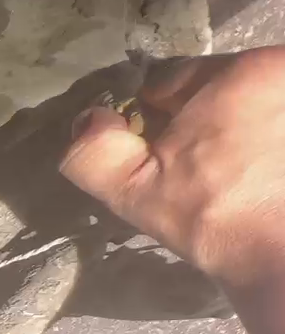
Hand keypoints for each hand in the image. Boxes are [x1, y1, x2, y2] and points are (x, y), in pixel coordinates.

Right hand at [60, 48, 284, 295]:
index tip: (147, 154)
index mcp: (237, 73)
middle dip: (191, 118)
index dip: (143, 119)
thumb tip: (86, 119)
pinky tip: (251, 166)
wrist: (280, 242)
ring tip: (220, 166)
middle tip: (183, 165)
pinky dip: (255, 133)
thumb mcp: (126, 188)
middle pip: (212, 85)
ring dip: (225, 125)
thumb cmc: (204, 213)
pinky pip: (267, 113)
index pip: (167, 79)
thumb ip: (91, 150)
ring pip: (243, 98)